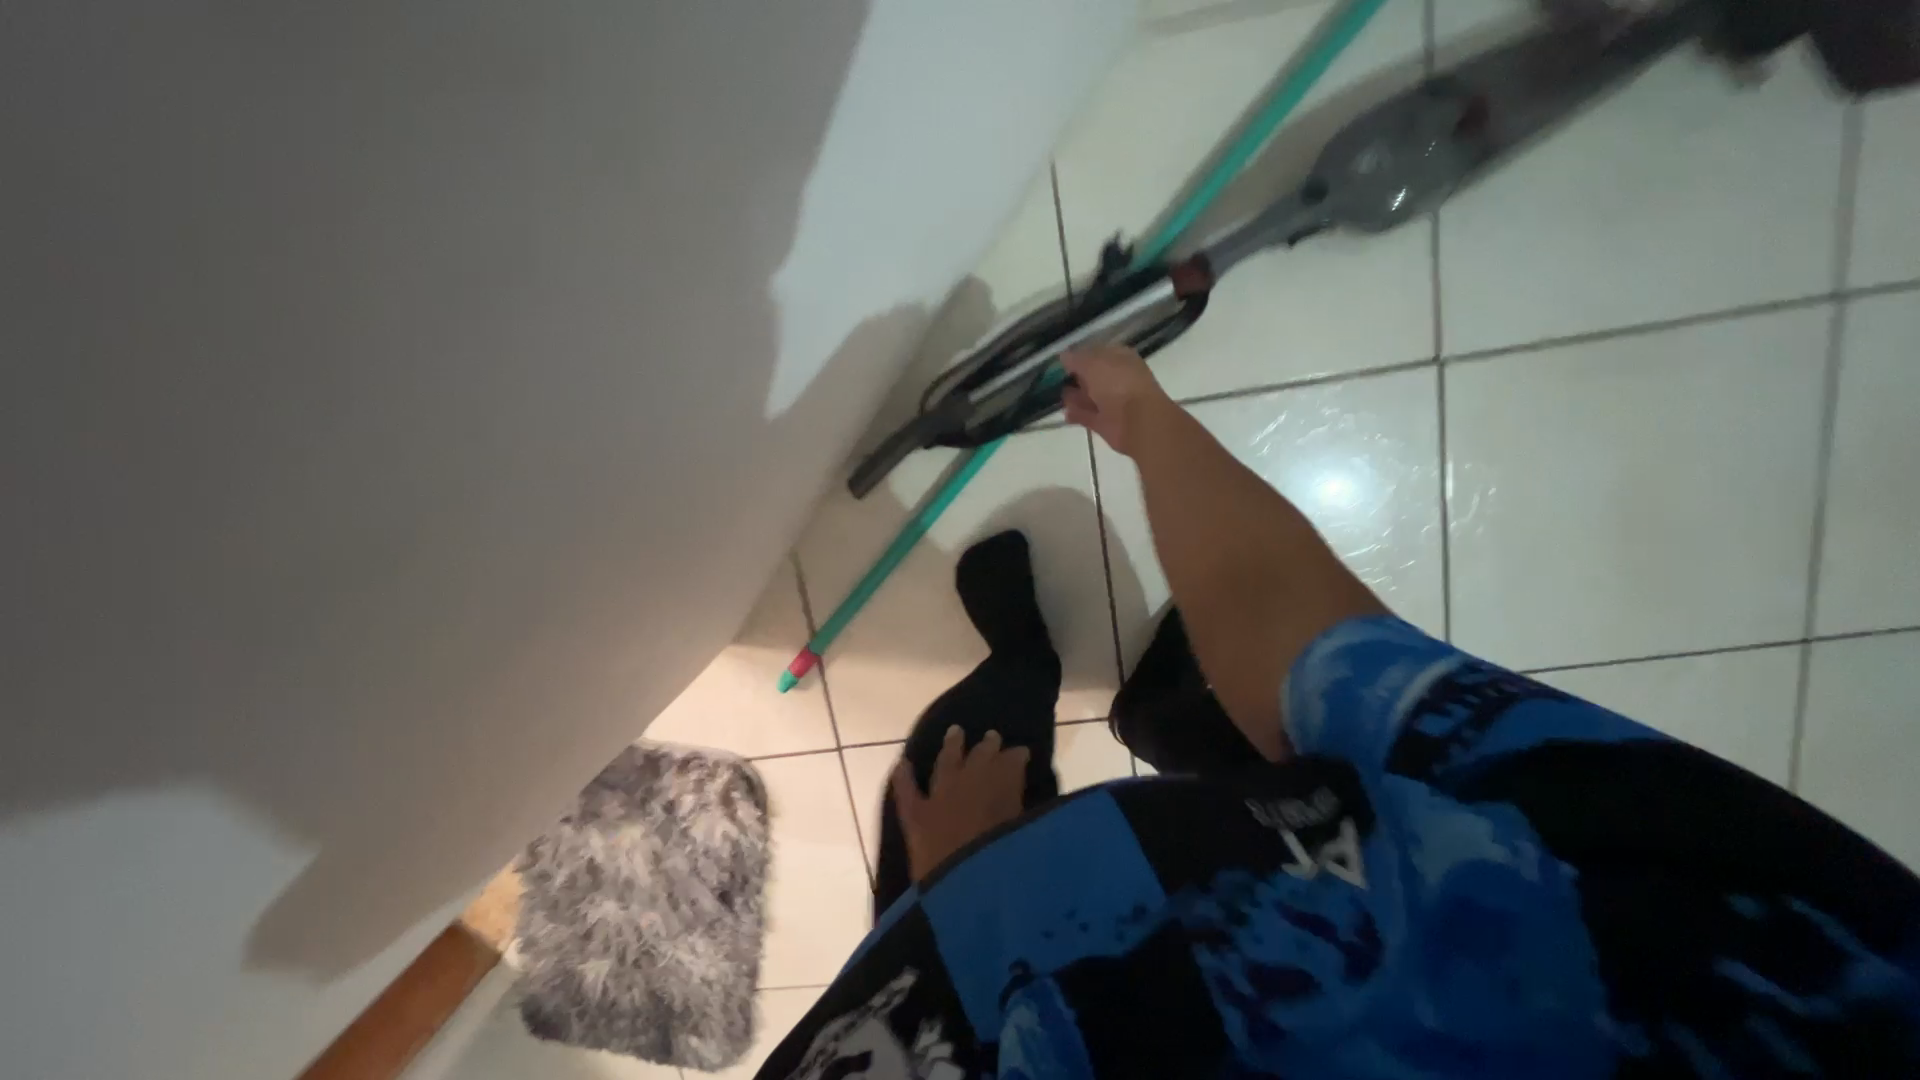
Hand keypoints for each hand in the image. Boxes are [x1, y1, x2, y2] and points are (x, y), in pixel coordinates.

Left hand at [891, 726, 1029, 880]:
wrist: (963, 890)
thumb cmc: (1009, 867)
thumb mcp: (1030, 837)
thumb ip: (1029, 816)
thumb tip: (1030, 807)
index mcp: (1002, 784)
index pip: (1012, 761)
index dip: (1018, 756)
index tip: (1024, 752)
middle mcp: (970, 781)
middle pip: (980, 756)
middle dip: (987, 746)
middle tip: (993, 737)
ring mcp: (940, 796)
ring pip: (946, 763)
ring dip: (951, 746)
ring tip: (955, 732)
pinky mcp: (916, 816)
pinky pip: (906, 791)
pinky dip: (903, 776)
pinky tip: (902, 763)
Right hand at [1061, 345, 1172, 456]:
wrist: (1138, 421)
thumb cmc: (1118, 384)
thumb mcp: (1093, 363)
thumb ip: (1076, 359)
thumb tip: (1063, 356)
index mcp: (1119, 358)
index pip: (1096, 353)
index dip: (1078, 356)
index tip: (1061, 362)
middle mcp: (1117, 378)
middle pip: (1091, 376)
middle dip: (1074, 378)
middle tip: (1054, 380)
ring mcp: (1112, 402)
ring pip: (1088, 396)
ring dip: (1073, 396)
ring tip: (1059, 397)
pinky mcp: (1106, 423)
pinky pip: (1087, 416)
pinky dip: (1077, 414)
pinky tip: (1065, 414)